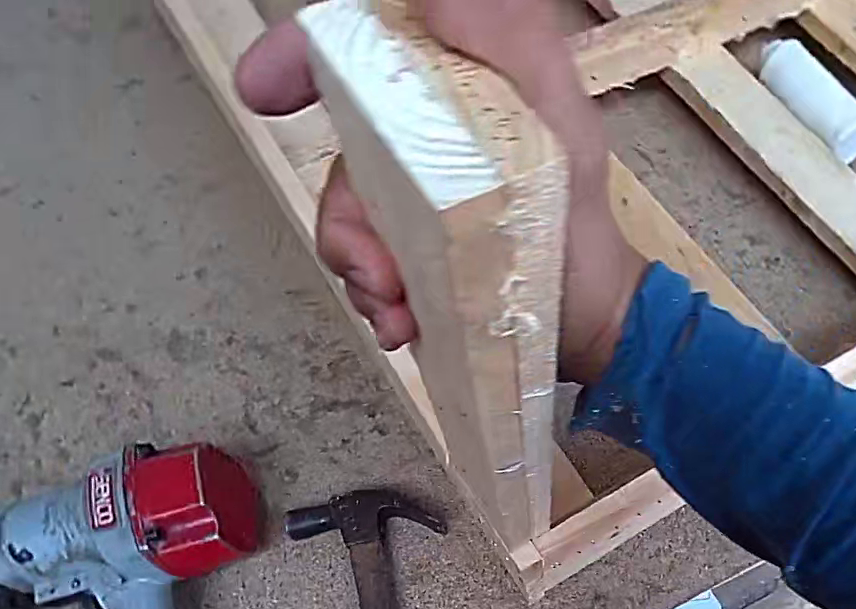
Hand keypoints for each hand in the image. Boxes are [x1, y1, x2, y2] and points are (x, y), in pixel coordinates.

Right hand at [233, 0, 648, 383]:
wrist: (593, 316)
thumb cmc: (581, 221)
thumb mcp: (563, 123)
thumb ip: (512, 43)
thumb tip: (428, 0)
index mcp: (444, 111)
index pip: (357, 69)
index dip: (298, 63)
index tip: (263, 93)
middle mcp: (419, 163)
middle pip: (341, 174)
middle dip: (345, 230)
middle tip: (382, 278)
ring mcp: (416, 225)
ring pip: (347, 238)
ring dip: (362, 281)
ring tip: (400, 315)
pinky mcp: (421, 277)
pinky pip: (371, 286)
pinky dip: (378, 309)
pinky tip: (402, 328)